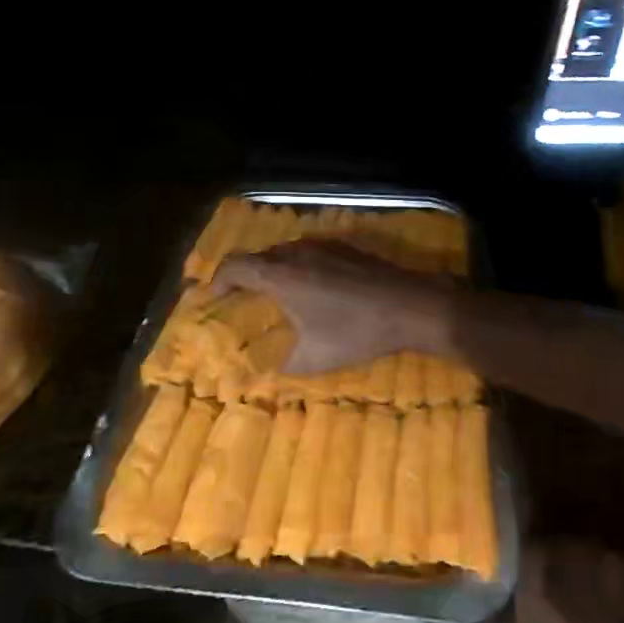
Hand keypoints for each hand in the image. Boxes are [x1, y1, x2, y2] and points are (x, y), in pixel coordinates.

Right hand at [211, 241, 458, 372]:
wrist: (412, 306)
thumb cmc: (357, 331)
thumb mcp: (315, 359)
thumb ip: (284, 366)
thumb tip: (267, 376)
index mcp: (281, 276)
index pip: (235, 267)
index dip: (217, 281)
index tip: (211, 299)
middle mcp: (296, 253)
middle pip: (257, 257)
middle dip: (243, 277)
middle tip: (239, 300)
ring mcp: (322, 246)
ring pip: (283, 252)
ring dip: (271, 271)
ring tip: (273, 296)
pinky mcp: (344, 247)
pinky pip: (307, 252)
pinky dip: (296, 267)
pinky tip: (311, 289)